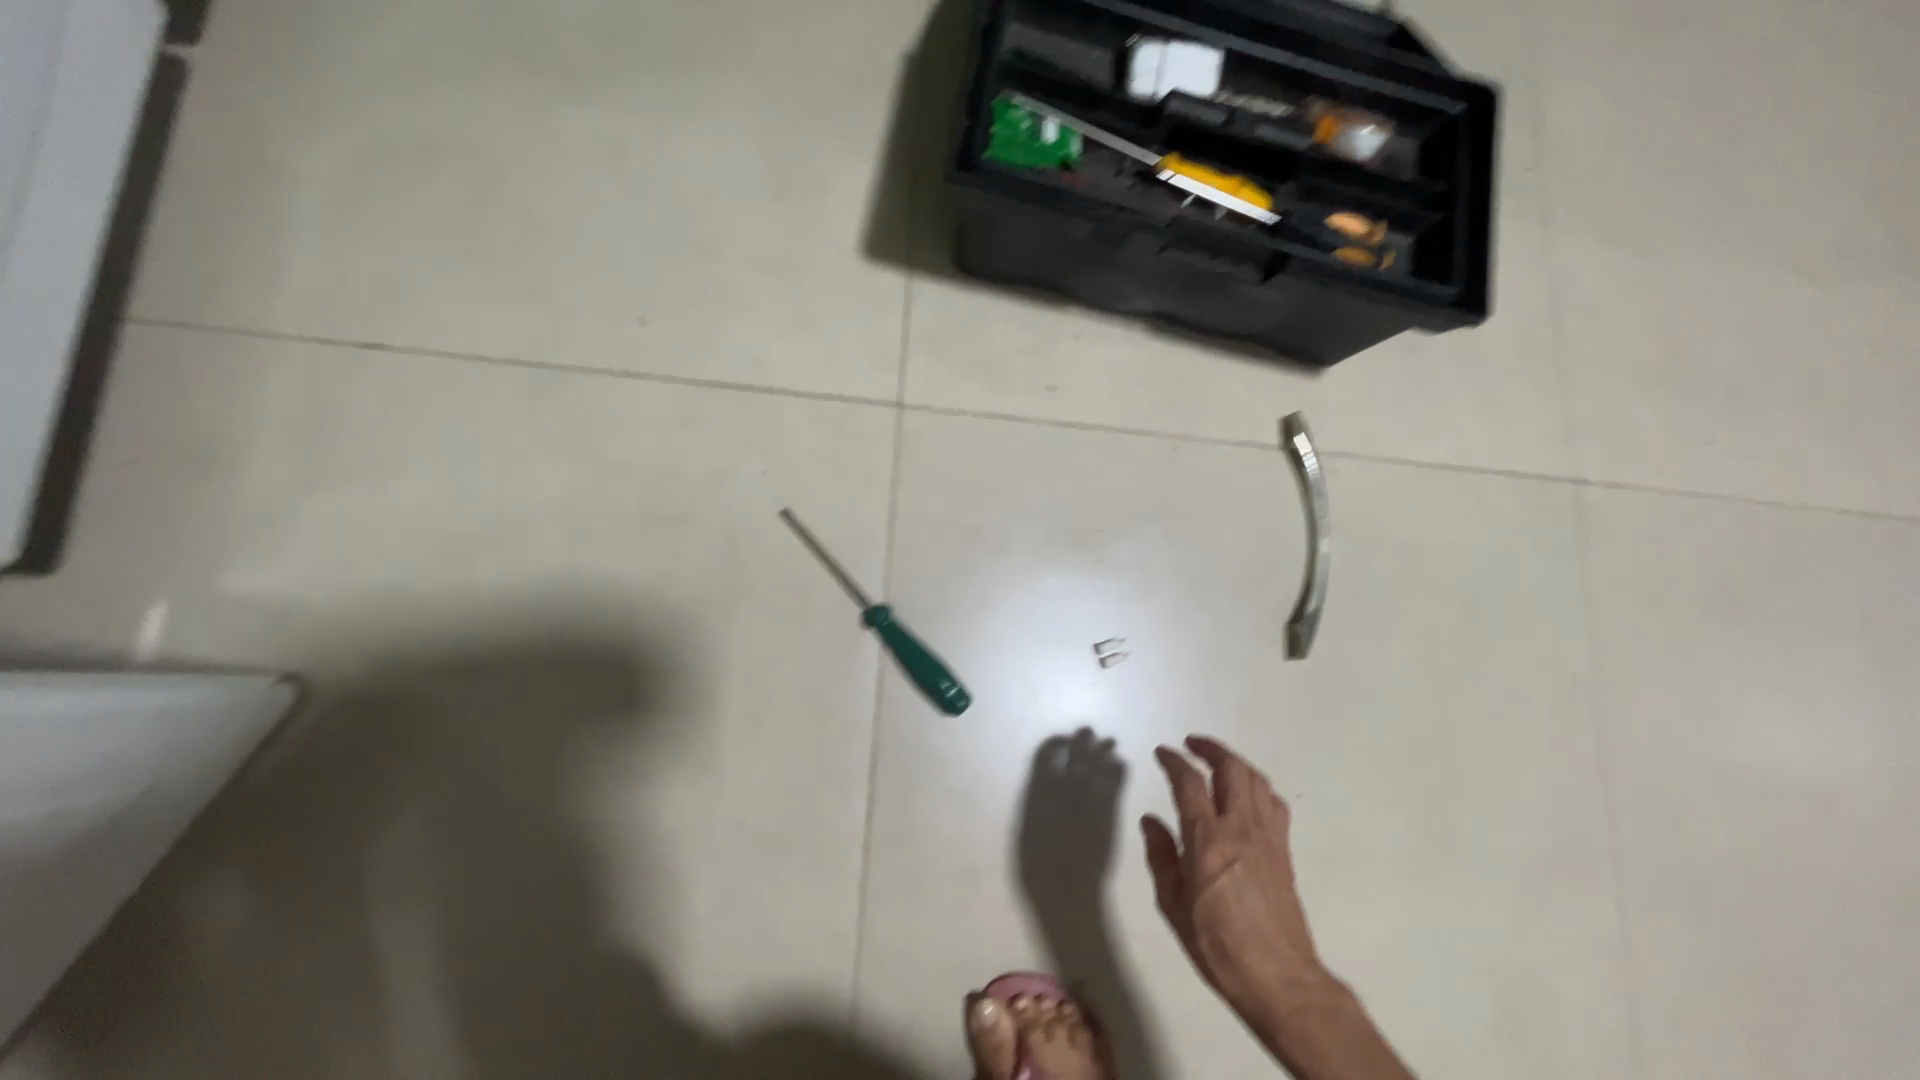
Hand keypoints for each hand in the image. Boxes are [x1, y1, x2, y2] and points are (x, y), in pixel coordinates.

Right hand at [1142, 736, 1332, 1028]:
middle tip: (1191, 744)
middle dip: (1210, 749)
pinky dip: (1257, 787)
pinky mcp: (1284, 851)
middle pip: (1231, 769)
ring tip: (1218, 762)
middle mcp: (1240, 828)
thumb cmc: (1216, 945)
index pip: (1189, 783)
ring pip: (1256, 781)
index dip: (1174, 761)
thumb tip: (1152, 821)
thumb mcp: (1173, 904)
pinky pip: (1273, 804)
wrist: (1277, 976)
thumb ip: (1161, 856)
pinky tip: (1248, 795)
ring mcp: (1268, 837)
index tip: (1163, 752)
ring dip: (1235, 762)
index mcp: (1207, 839)